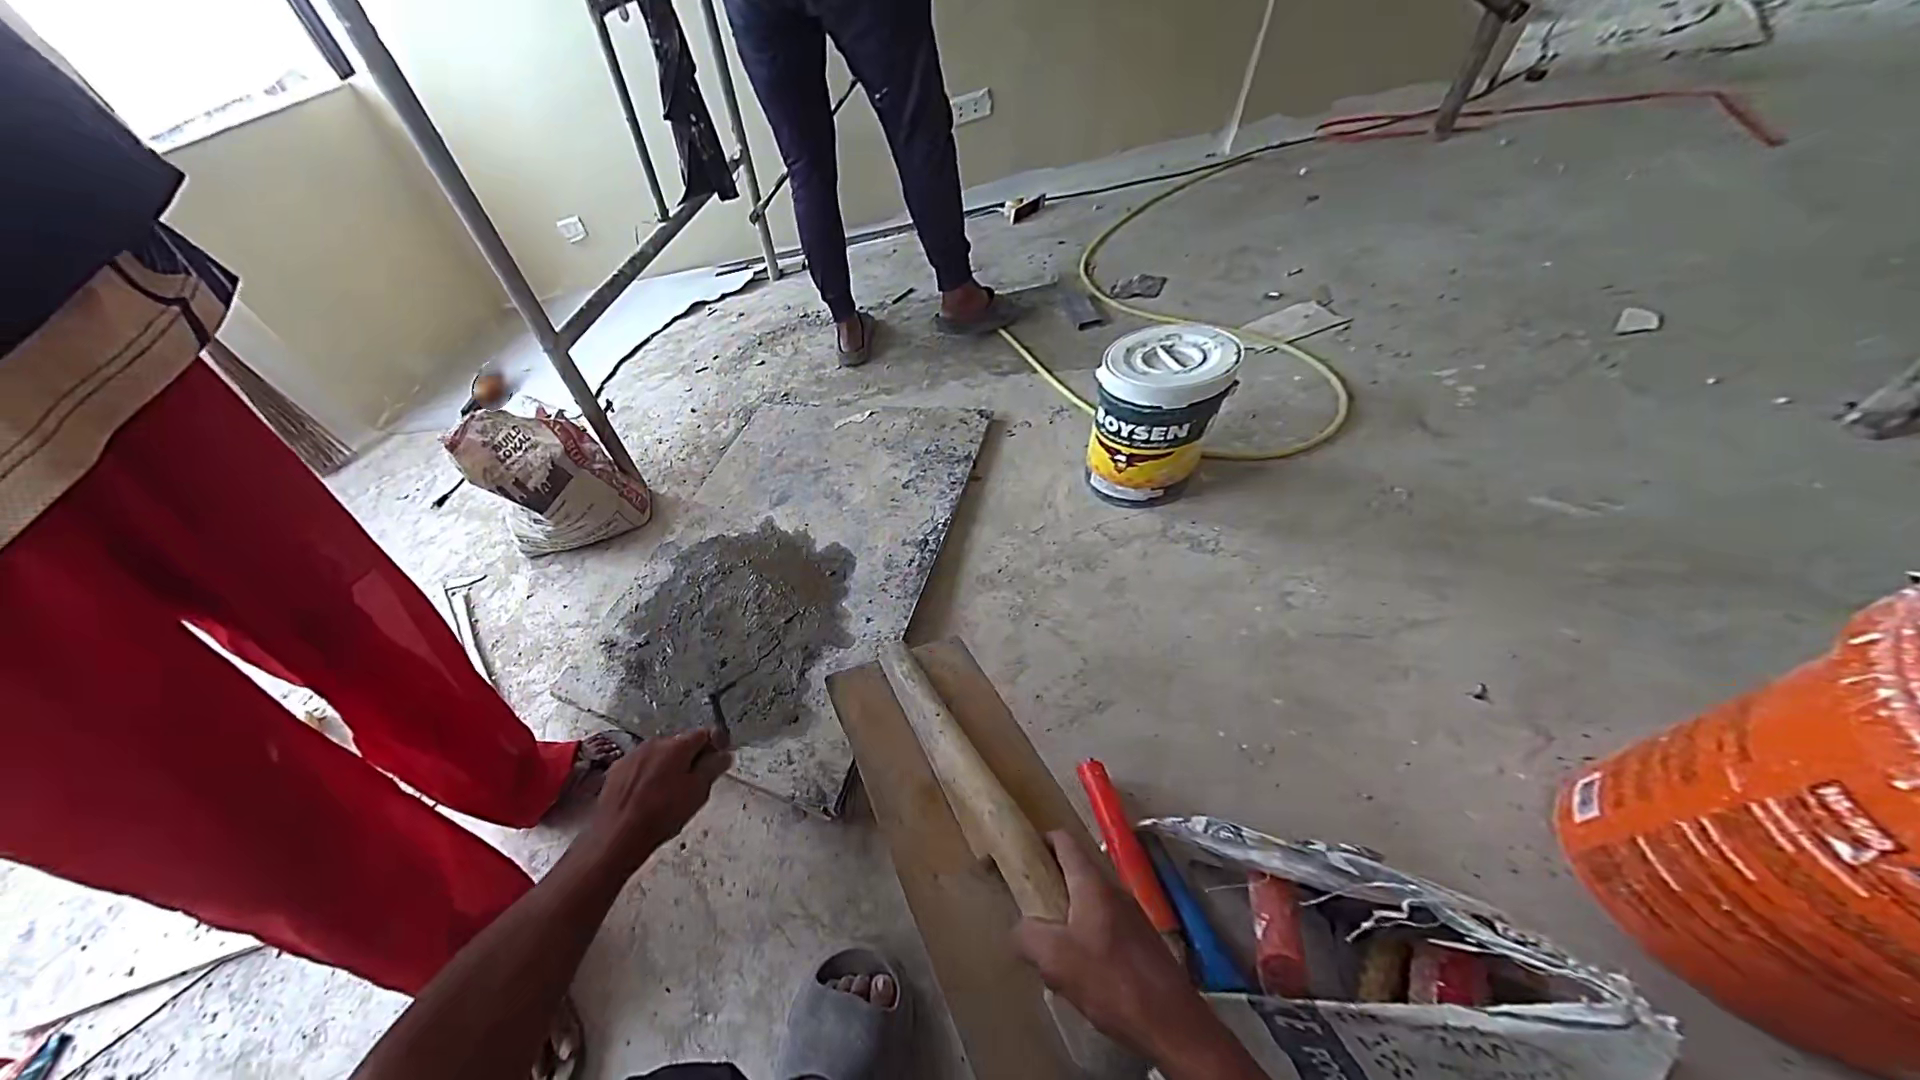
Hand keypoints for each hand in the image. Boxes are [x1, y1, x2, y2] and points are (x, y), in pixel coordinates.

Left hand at [584, 730, 728, 872]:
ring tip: (671, 791)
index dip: (715, 744)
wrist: (617, 836)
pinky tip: (649, 795)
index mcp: (677, 745)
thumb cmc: (661, 814)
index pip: (704, 733)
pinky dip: (648, 774)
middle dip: (691, 756)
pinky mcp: (616, 770)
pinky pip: (640, 765)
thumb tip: (723, 755)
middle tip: (696, 780)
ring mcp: (633, 756)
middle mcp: (654, 744)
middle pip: (681, 742)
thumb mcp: (698, 792)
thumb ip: (713, 767)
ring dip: (669, 765)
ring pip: (659, 754)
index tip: (718, 758)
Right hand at [1013, 832, 1217, 1062]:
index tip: (1024, 854)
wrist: (1171, 1023)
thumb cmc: (1110, 980)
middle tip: (1033, 909)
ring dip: (1070, 914)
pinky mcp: (1143, 941)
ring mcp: (1133, 915)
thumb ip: (1028, 936)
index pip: (1064, 841)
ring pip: (1092, 901)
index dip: (1042, 840)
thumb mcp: (1055, 958)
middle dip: (1053, 885)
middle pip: (1077, 872)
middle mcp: (1115, 890)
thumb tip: (1019, 929)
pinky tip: (1084, 969)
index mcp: (1092, 883)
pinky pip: (1107, 925)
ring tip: (1054, 946)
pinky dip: (1090, 935)